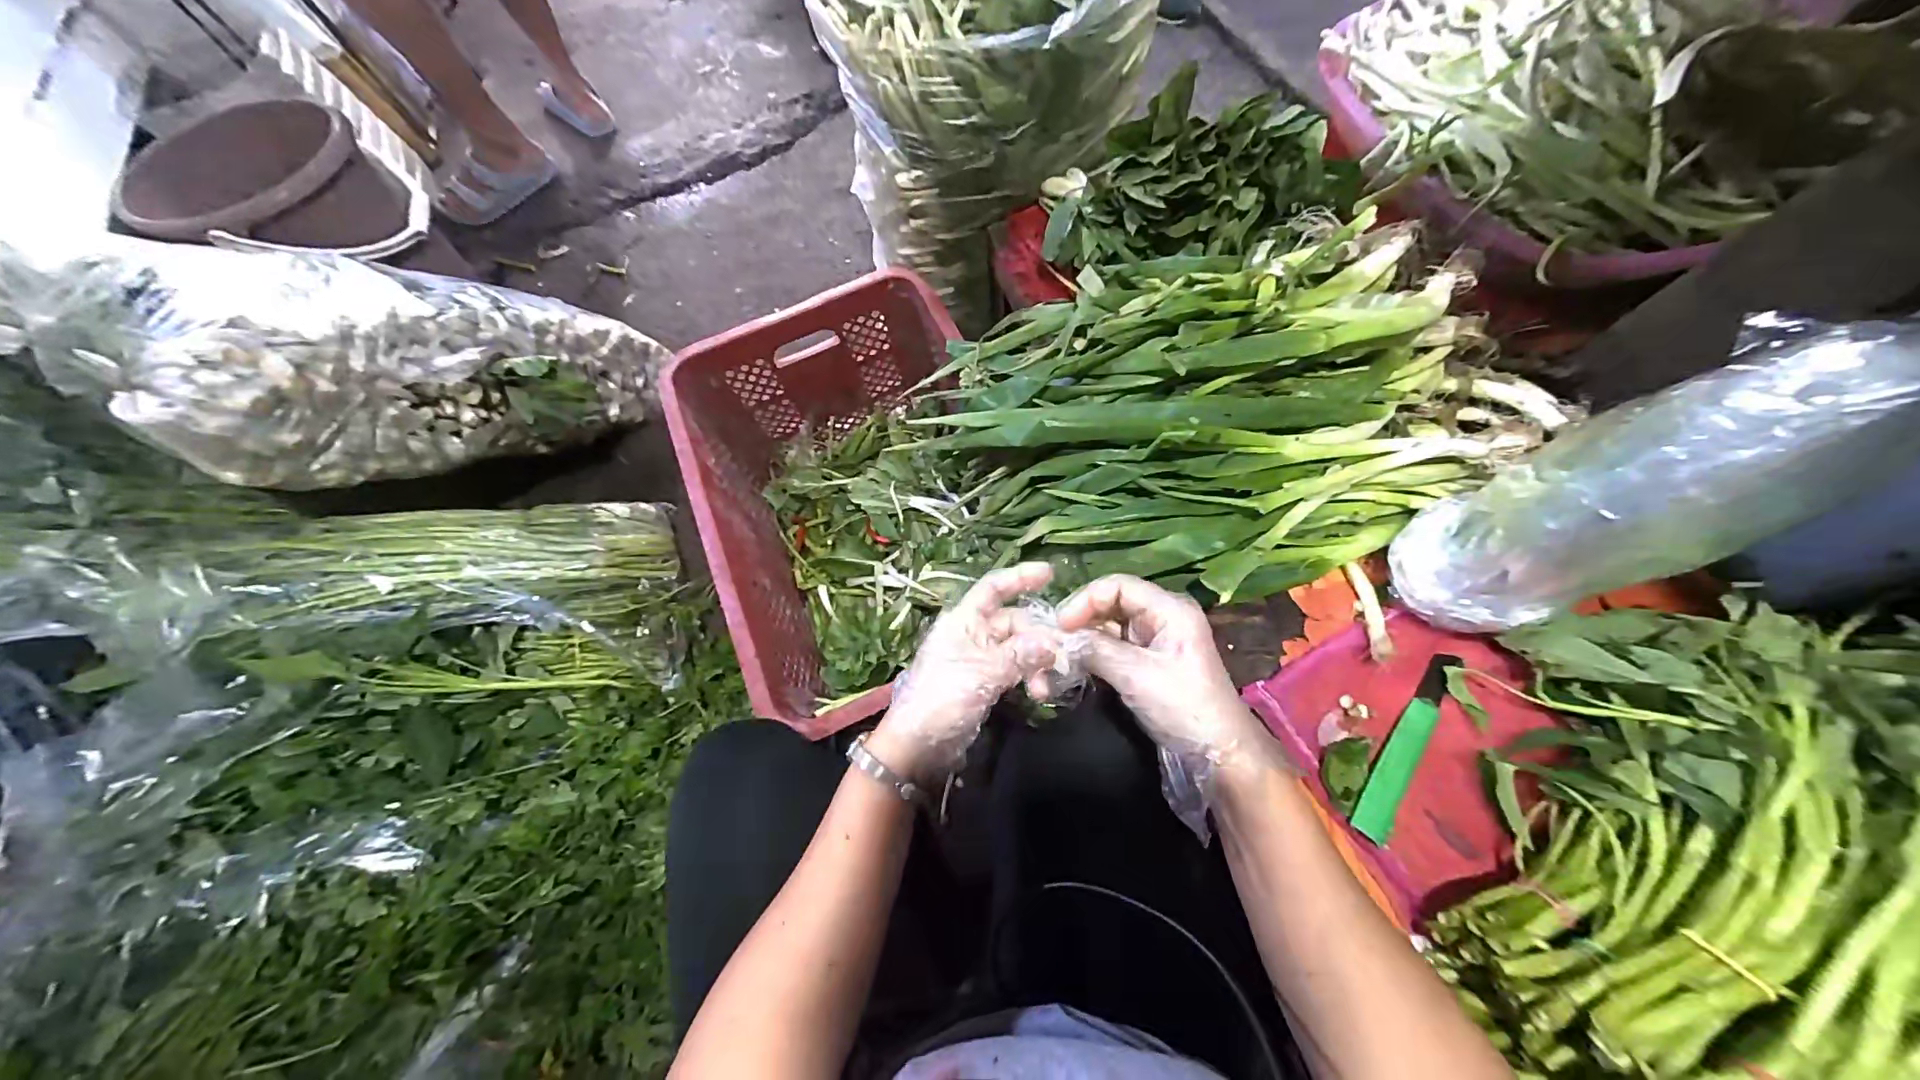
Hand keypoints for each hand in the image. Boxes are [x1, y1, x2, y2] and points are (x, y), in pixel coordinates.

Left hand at [868, 563, 1060, 781]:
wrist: (917, 745)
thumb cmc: (941, 699)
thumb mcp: (982, 674)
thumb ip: (1018, 656)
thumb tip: (1052, 643)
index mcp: (963, 621)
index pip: (993, 588)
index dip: (1020, 577)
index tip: (1050, 574)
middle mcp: (971, 634)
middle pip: (1013, 621)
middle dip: (1038, 637)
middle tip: (1058, 661)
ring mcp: (978, 658)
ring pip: (1017, 647)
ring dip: (1036, 661)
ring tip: (1044, 688)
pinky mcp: (984, 681)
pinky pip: (1014, 668)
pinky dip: (1028, 676)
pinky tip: (1038, 692)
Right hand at [1056, 575, 1281, 777]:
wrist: (1218, 752)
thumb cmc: (1184, 707)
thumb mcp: (1137, 675)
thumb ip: (1096, 650)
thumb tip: (1058, 639)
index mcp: (1169, 609)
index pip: (1117, 585)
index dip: (1085, 600)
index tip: (1059, 625)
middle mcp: (1161, 617)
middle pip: (1111, 603)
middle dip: (1080, 619)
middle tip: (1052, 641)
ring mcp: (1153, 640)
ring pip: (1108, 626)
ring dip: (1082, 638)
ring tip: (1056, 654)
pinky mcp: (1145, 663)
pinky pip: (1111, 647)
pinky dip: (1091, 654)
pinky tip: (1071, 665)